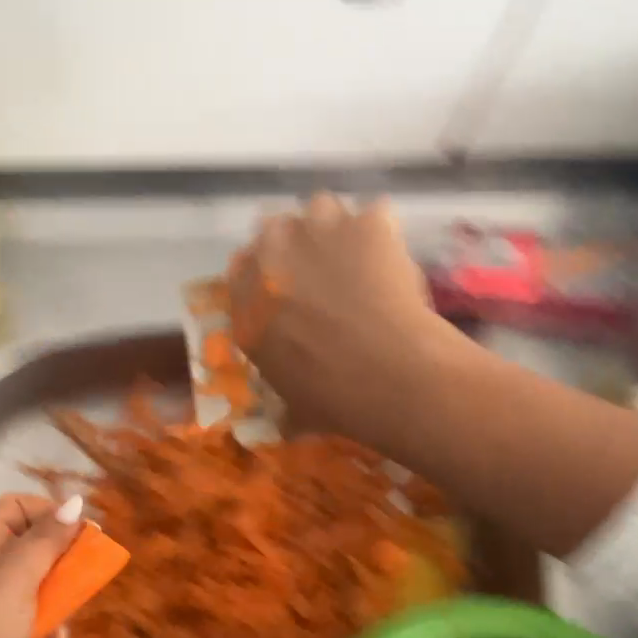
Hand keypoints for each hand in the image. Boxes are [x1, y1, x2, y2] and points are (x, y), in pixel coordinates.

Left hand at [0, 492, 83, 637]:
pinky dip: (54, 626)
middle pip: (37, 544)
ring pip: (47, 582)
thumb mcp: (15, 577)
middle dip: (64, 555)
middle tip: (92, 564)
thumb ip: (46, 540)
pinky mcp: (16, 634)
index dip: (47, 510)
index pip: (16, 507)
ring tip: (69, 610)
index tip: (80, 527)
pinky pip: (46, 617)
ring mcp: (5, 603)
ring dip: (63, 595)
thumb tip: (77, 502)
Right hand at [228, 193, 471, 445]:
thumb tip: (287, 425)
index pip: (242, 269)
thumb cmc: (327, 395)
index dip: (267, 279)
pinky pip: (376, 216)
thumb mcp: (291, 403)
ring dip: (336, 230)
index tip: (286, 294)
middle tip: (324, 278)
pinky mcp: (368, 220)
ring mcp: (320, 227)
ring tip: (360, 261)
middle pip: (278, 231)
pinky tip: (395, 263)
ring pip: (323, 211)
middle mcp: (271, 250)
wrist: (384, 372)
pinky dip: (384, 235)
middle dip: (298, 248)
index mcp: (244, 296)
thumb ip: (284, 399)